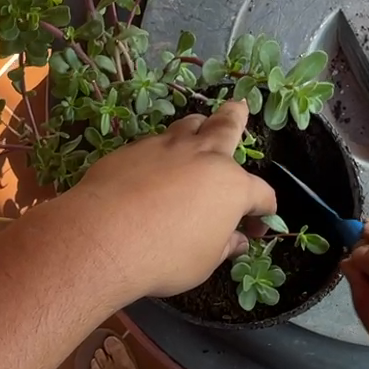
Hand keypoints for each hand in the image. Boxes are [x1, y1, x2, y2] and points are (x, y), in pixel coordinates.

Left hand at [54, 101, 277, 300]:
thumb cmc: (166, 257)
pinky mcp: (133, 149)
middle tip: (240, 106)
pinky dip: (162, 150)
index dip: (264, 210)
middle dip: (237, 117)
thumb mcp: (204, 263)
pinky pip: (155, 143)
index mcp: (231, 187)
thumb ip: (222, 247)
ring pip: (188, 126)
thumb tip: (235, 241)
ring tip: (199, 127)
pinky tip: (154, 164)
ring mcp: (166, 148)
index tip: (257, 226)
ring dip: (198, 126)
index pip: (260, 194)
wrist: (104, 237)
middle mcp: (204, 157)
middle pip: (226, 128)